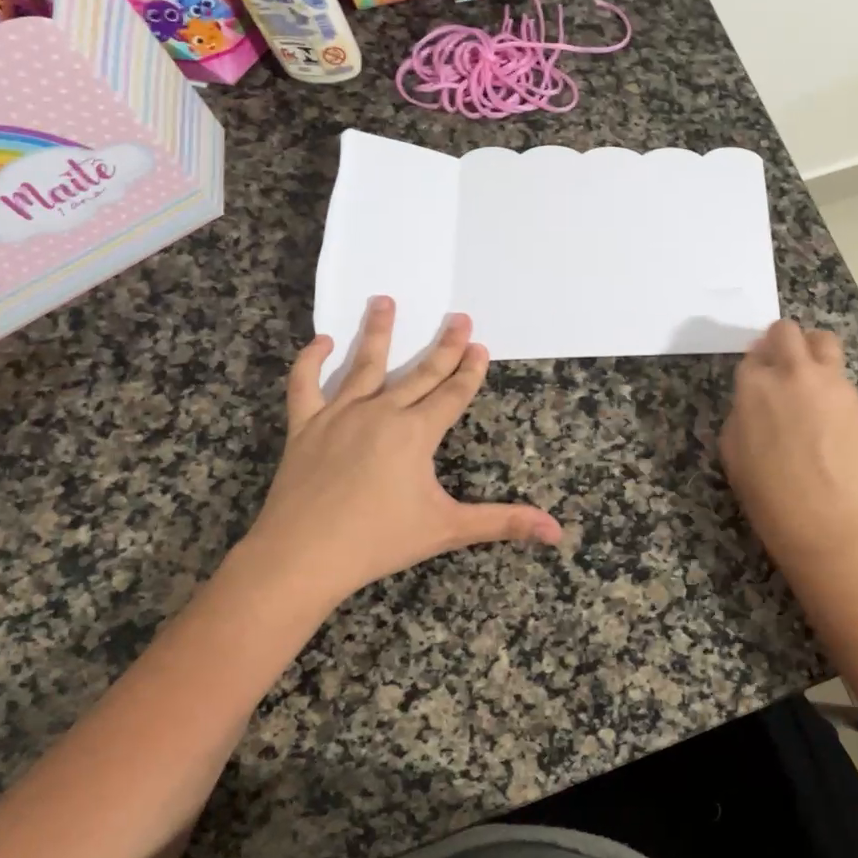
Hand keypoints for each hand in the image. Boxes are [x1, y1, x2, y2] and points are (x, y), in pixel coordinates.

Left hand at [242, 297, 561, 600]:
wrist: (302, 556)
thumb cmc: (379, 541)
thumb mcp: (448, 530)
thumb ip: (503, 522)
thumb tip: (555, 531)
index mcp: (415, 433)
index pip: (452, 393)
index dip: (470, 371)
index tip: (480, 345)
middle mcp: (380, 413)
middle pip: (420, 373)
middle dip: (444, 346)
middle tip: (459, 318)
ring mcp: (339, 416)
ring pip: (363, 365)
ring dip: (378, 332)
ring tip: (385, 301)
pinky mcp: (304, 427)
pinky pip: (305, 385)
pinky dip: (311, 361)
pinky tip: (323, 341)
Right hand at [719, 319, 857, 564]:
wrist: (821, 514)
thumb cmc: (766, 490)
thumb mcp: (732, 449)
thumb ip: (743, 411)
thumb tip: (756, 400)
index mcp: (755, 384)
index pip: (754, 353)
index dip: (756, 363)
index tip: (758, 376)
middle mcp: (794, 373)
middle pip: (787, 331)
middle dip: (781, 341)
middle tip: (781, 362)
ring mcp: (831, 383)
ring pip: (823, 342)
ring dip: (813, 353)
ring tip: (811, 380)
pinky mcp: (857, 401)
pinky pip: (843, 382)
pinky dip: (833, 391)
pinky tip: (831, 422)